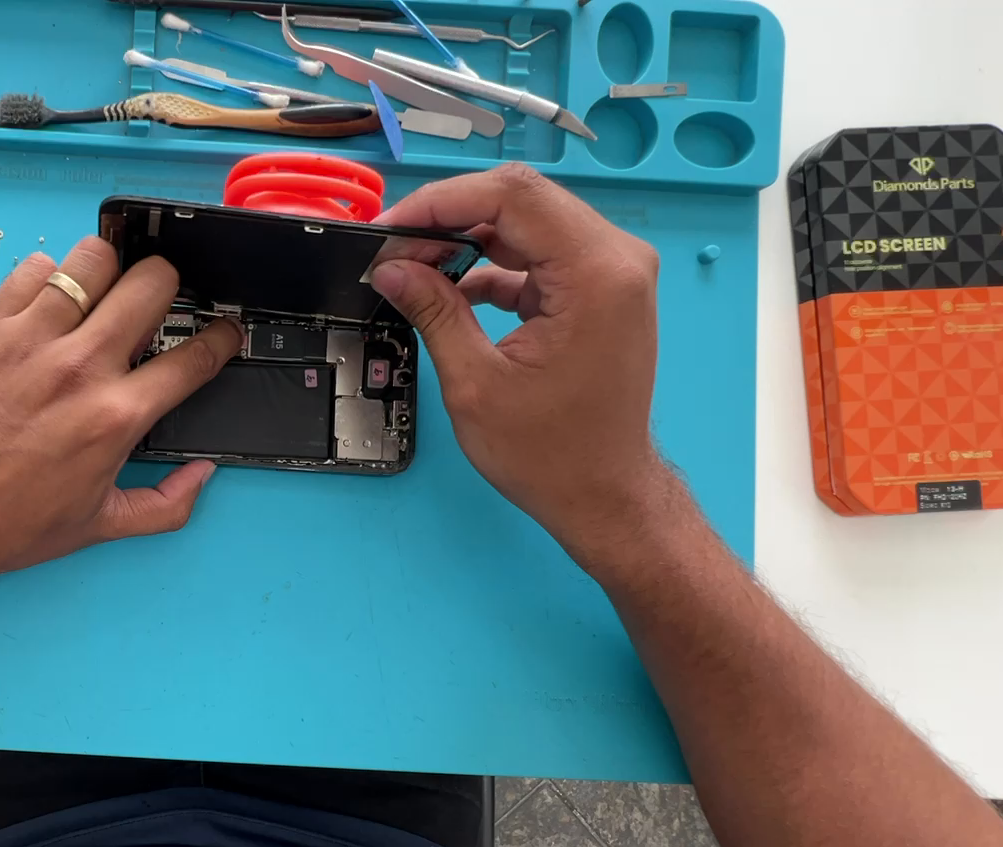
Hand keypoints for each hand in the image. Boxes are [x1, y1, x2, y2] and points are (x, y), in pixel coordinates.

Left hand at [0, 237, 241, 578]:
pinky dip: (50, 278)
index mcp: (117, 417)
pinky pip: (33, 268)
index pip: (194, 357)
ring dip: (109, 272)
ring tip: (101, 297)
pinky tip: (49, 307)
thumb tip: (203, 474)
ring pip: (93, 258)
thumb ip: (167, 504)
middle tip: (155, 308)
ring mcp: (31, 340)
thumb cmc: (18, 522)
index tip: (222, 334)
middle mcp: (81, 367)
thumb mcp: (103, 525)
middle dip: (169, 289)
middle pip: (153, 282)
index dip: (222, 339)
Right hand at [370, 164, 669, 549]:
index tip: (387, 228)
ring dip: (464, 242)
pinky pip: (534, 258)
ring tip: (410, 270)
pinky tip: (446, 289)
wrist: (601, 491)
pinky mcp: (595, 292)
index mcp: (596, 274)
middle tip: (391, 253)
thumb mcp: (475, 383)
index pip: (512, 198)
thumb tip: (390, 268)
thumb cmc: (545, 452)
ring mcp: (610, 273)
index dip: (440, 202)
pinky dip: (488, 267)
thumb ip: (434, 312)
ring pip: (524, 227)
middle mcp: (615, 259)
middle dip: (447, 220)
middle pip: (520, 203)